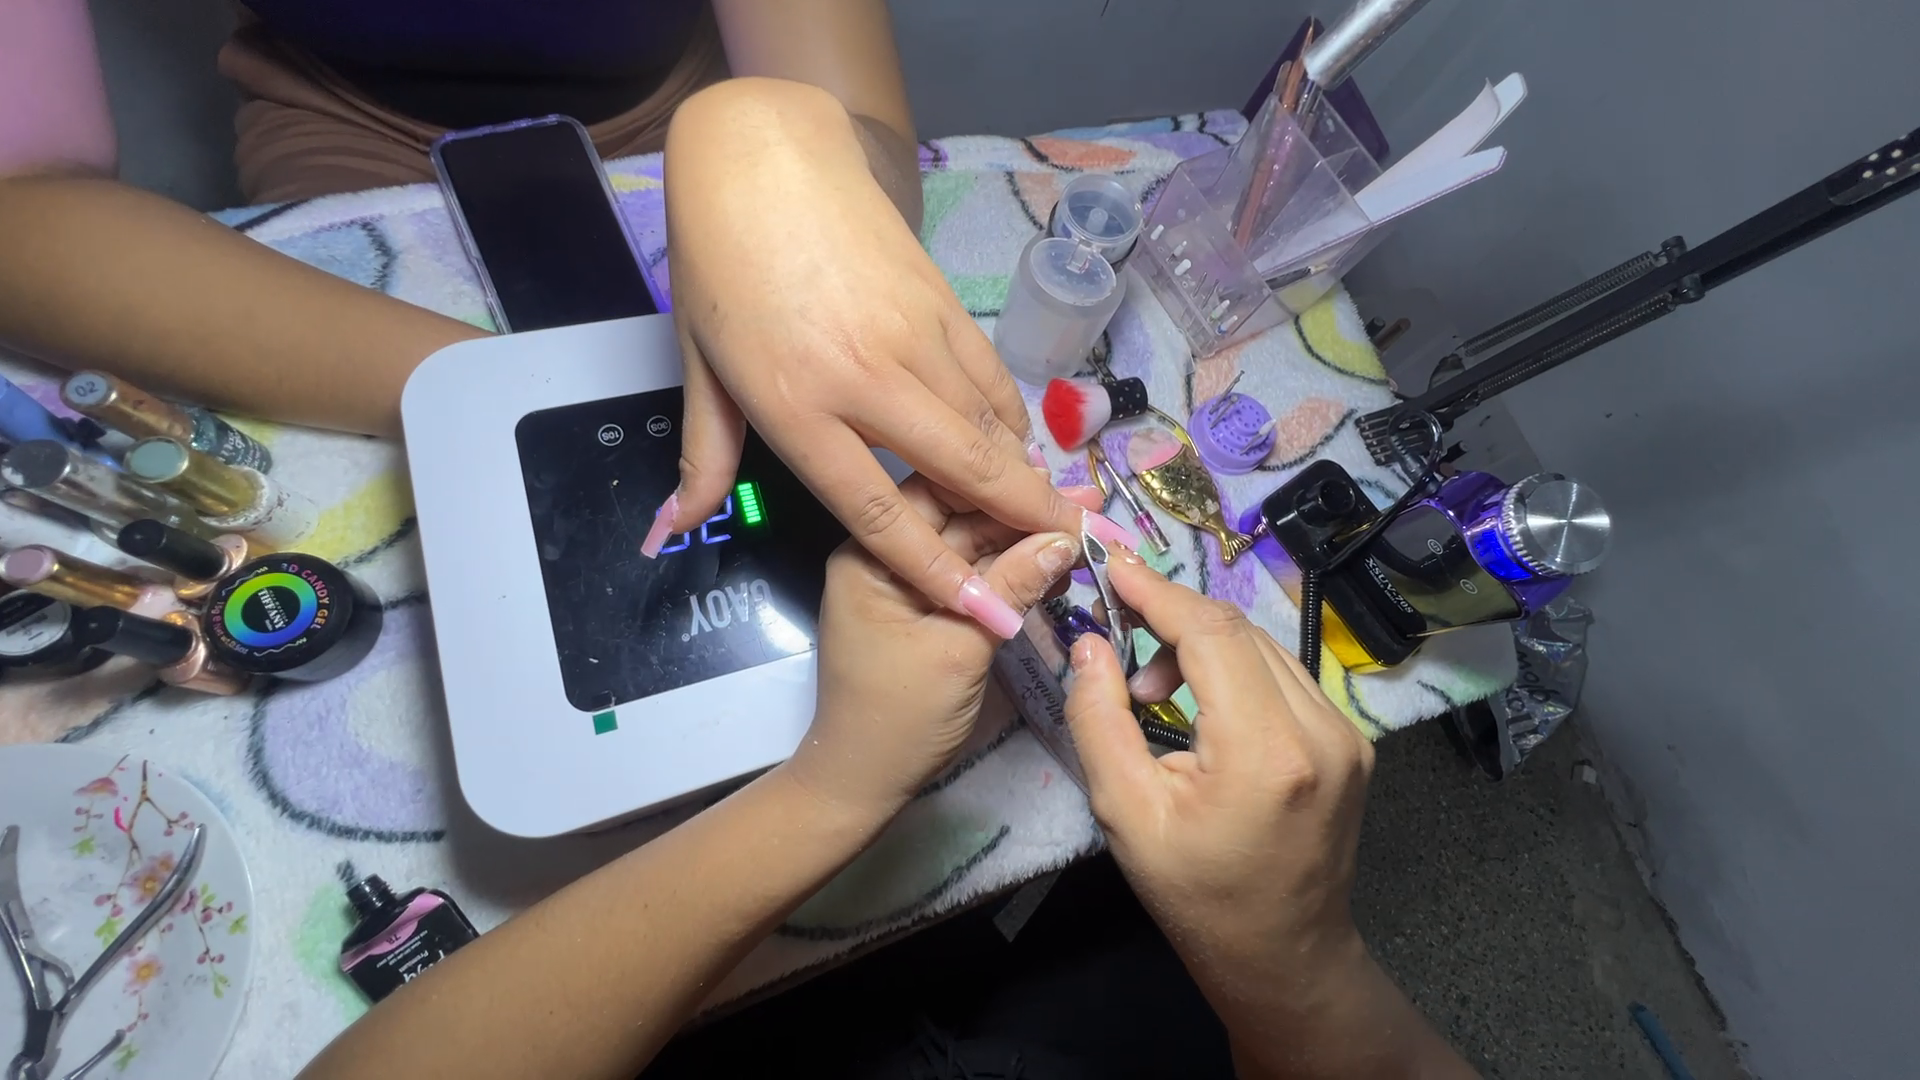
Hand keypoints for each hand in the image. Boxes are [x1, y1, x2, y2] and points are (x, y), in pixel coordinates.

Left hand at [654, 78, 1097, 635]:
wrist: (765, 157)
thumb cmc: (722, 270)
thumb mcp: (700, 369)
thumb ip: (704, 459)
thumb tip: (671, 530)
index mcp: (800, 409)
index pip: (880, 513)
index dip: (939, 572)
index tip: (991, 611)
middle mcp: (870, 382)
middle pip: (964, 469)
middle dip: (1024, 519)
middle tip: (1068, 551)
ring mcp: (916, 338)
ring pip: (989, 423)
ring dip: (1022, 472)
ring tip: (1049, 507)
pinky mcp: (945, 304)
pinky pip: (991, 376)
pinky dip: (1012, 418)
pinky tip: (1018, 441)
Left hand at [784, 474, 1093, 817]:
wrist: (865, 783)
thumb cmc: (900, 716)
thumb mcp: (960, 646)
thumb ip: (1012, 586)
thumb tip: (1068, 537)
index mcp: (871, 553)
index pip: (939, 494)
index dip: (1002, 484)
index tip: (1062, 486)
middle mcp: (886, 554)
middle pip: (961, 517)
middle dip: (1024, 512)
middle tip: (1089, 507)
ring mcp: (908, 581)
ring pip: (974, 546)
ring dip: (1026, 541)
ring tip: (1084, 531)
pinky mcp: (929, 606)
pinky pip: (974, 576)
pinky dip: (1014, 571)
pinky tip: (1056, 563)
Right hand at [1064, 553, 1435, 1076]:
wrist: (1282, 954)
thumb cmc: (1195, 891)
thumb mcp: (1123, 811)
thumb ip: (1098, 717)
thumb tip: (1090, 643)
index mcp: (1266, 750)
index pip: (1211, 633)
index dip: (1157, 590)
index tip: (1112, 565)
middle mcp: (1321, 728)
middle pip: (1237, 629)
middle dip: (1170, 613)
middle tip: (1117, 630)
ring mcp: (1344, 731)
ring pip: (1260, 643)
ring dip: (1198, 641)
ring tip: (1150, 688)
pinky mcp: (1347, 737)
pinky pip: (1279, 670)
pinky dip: (1230, 665)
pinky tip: (1198, 700)